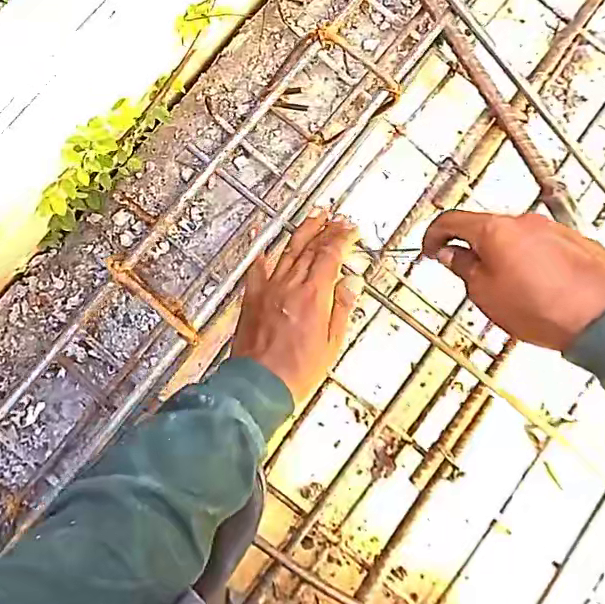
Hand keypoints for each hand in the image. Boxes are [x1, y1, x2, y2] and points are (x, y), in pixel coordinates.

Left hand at [230, 211, 363, 405]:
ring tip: (312, 218)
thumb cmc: (296, 371)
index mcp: (314, 295)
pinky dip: (264, 253)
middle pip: (310, 247)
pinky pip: (258, 267)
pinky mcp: (252, 297)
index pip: (331, 255)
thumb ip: (341, 308)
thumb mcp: (332, 343)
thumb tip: (351, 282)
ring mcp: (269, 288)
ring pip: (288, 251)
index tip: (351, 230)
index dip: (342, 238)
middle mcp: (290, 285)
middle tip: (335, 217)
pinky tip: (266, 242)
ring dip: (302, 231)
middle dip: (325, 229)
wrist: (258, 385)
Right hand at [421, 211, 604, 351]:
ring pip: (517, 238)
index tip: (431, 247)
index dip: (434, 235)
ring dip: (507, 258)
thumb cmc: (547, 308)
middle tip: (469, 275)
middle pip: (486, 228)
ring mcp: (554, 230)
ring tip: (511, 292)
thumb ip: (463, 268)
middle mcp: (524, 222)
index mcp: (495, 229)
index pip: (451, 221)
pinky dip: (535, 263)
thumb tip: (453, 256)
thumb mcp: (485, 294)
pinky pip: (544, 248)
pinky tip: (539, 290)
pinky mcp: (578, 243)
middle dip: (474, 249)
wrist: (604, 319)